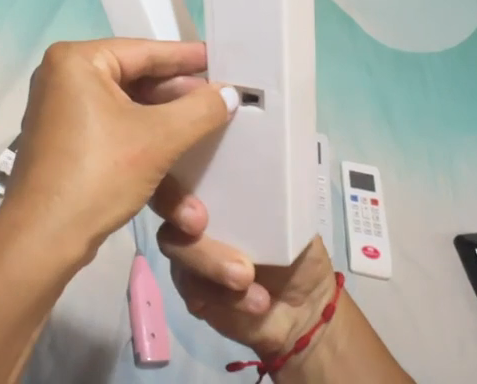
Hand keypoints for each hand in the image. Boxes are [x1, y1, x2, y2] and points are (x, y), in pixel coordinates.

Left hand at [2, 40, 234, 254]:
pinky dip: (145, 152)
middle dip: (180, 103)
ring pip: (129, 115)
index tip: (221, 59)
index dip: (187, 58)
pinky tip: (181, 180)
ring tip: (210, 141)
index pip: (144, 51)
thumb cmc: (97, 174)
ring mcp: (63, 113)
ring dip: (168, 137)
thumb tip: (229, 93)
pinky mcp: (67, 145)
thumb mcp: (158, 139)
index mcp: (77, 61)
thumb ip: (199, 110)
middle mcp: (65, 78)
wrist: (42, 241)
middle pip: (137, 83)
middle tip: (221, 102)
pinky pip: (115, 136)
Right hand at [152, 180, 337, 357]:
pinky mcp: (194, 294)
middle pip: (170, 222)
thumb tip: (260, 167)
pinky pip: (194, 293)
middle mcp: (191, 223)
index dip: (172, 193)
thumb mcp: (291, 219)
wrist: (306, 309)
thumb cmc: (297, 253)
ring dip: (212, 267)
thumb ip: (268, 196)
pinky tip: (256, 301)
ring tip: (247, 279)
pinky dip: (225, 298)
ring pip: (180, 257)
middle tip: (205, 233)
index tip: (197, 210)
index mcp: (213, 195)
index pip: (176, 180)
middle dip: (186, 228)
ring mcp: (189, 260)